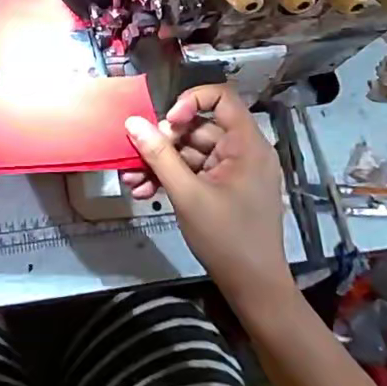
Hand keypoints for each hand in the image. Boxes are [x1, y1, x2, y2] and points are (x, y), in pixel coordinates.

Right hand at [123, 84, 293, 304]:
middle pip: (200, 127)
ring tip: (132, 180)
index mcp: (247, 145)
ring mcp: (235, 171)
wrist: (254, 287)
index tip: (168, 123)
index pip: (222, 97)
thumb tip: (133, 123)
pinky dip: (173, 179)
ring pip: (192, 152)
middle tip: (137, 158)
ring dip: (161, 164)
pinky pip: (196, 171)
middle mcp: (245, 151)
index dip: (191, 101)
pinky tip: (145, 192)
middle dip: (164, 142)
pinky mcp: (226, 189)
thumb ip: (159, 156)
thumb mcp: (187, 195)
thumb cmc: (226, 238)